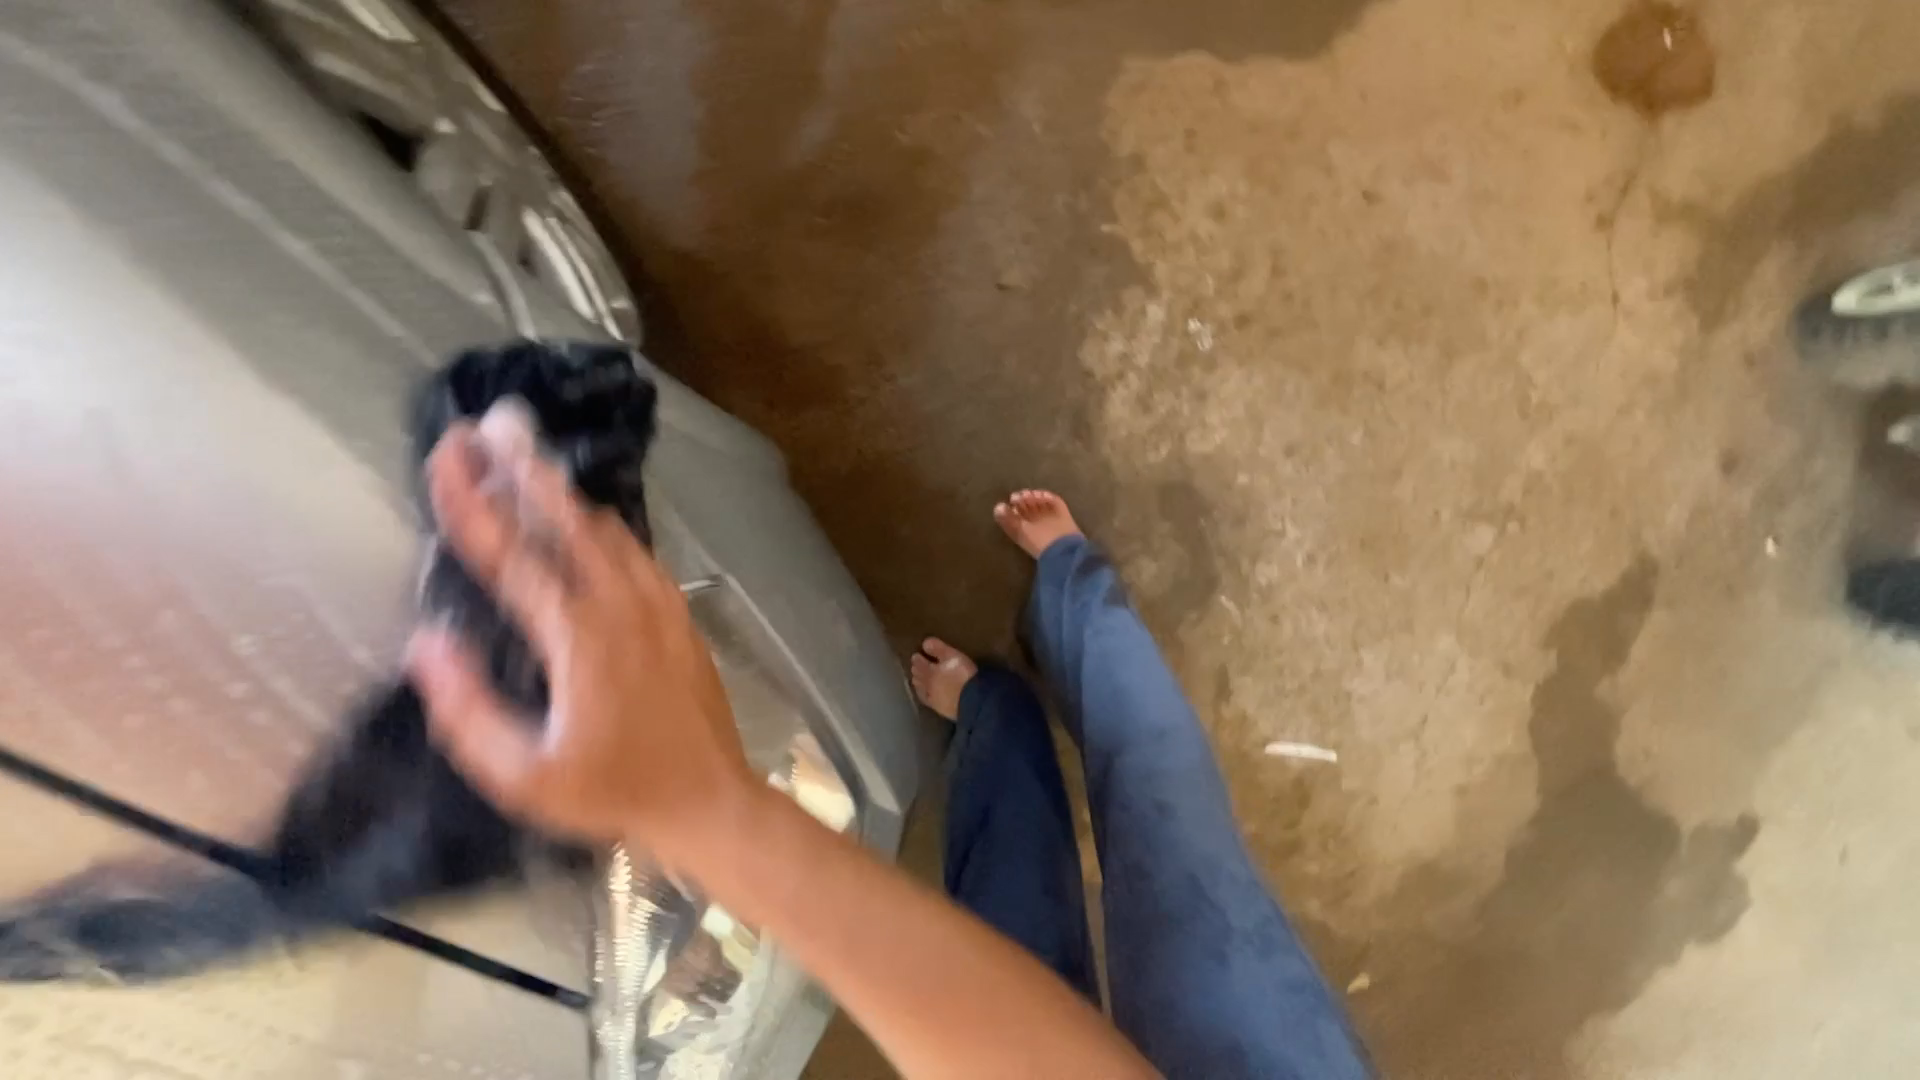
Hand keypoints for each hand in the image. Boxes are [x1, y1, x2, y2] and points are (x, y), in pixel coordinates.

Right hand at [405, 417, 757, 862]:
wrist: (706, 796)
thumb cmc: (612, 790)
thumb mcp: (523, 774)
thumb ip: (469, 709)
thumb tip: (427, 641)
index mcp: (580, 636)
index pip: (513, 556)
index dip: (473, 502)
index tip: (445, 452)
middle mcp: (624, 604)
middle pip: (566, 522)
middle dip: (524, 469)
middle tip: (492, 422)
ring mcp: (659, 604)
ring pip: (607, 531)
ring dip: (563, 492)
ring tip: (528, 455)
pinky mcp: (680, 613)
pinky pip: (636, 553)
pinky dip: (602, 527)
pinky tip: (587, 518)